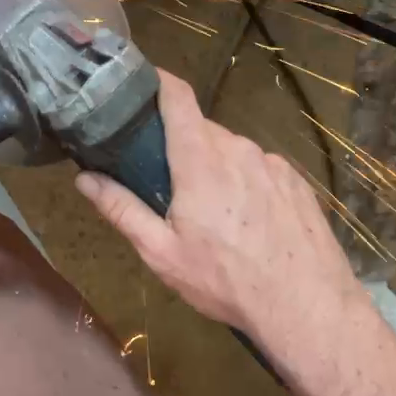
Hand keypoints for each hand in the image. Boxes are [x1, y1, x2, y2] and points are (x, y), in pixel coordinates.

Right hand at [74, 70, 364, 346]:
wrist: (312, 314)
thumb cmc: (228, 282)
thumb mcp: (162, 253)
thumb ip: (121, 209)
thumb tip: (83, 177)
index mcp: (200, 159)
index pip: (177, 96)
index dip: (157, 80)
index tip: (137, 81)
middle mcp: (237, 149)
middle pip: (199, 128)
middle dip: (179, 145)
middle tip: (166, 180)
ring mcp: (271, 164)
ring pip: (230, 149)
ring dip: (213, 165)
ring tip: (211, 209)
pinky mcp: (297, 182)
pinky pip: (258, 167)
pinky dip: (245, 181)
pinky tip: (248, 221)